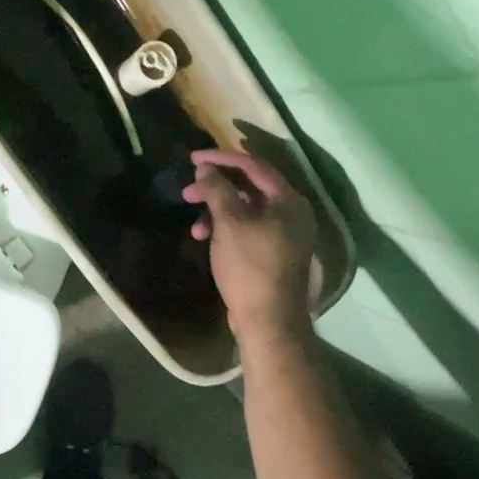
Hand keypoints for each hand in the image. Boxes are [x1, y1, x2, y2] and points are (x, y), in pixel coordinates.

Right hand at [182, 148, 316, 345]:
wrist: (268, 319)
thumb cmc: (250, 267)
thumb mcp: (230, 224)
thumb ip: (218, 190)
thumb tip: (206, 169)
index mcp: (288, 200)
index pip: (253, 166)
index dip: (222, 159)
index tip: (193, 159)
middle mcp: (291, 212)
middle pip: (249, 188)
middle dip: (216, 189)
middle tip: (187, 194)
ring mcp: (284, 234)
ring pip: (246, 211)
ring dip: (217, 213)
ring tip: (195, 229)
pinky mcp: (273, 253)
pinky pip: (247, 229)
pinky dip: (226, 230)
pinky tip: (207, 241)